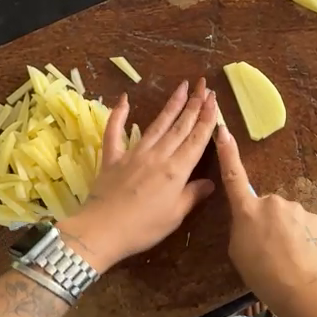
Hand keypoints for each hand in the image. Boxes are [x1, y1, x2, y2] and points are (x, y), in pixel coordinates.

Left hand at [57, 80, 219, 269]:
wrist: (101, 231)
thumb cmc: (143, 228)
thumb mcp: (175, 216)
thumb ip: (192, 195)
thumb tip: (209, 183)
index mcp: (176, 170)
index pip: (196, 139)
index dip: (207, 118)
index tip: (214, 100)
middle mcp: (158, 155)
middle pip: (180, 126)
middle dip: (194, 104)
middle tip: (204, 85)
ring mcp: (134, 154)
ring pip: (157, 125)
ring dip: (171, 105)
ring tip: (182, 87)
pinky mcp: (113, 158)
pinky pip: (115, 132)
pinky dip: (118, 115)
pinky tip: (124, 99)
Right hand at [214, 120, 316, 307]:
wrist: (300, 287)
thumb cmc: (261, 273)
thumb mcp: (238, 251)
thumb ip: (242, 228)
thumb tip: (251, 221)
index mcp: (247, 210)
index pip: (234, 176)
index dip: (227, 153)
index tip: (224, 130)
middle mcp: (272, 202)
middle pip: (266, 208)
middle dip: (267, 223)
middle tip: (268, 250)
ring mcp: (295, 208)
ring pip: (287, 217)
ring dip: (286, 232)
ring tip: (286, 257)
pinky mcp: (314, 218)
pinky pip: (303, 225)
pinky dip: (302, 237)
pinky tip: (301, 255)